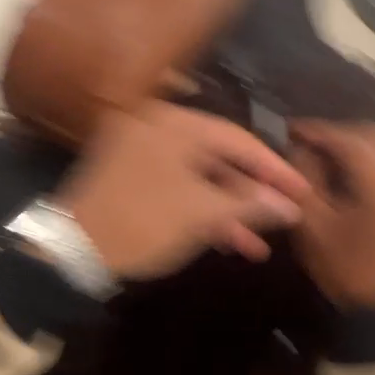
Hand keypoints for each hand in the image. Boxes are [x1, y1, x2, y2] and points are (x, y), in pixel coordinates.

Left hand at [58, 103, 310, 280]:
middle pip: (215, 158)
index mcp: (168, 124)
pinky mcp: (126, 182)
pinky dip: (198, 212)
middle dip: (250, 195)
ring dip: (227, 211)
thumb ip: (249, 203)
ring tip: (258, 246)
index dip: (272, 167)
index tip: (304, 191)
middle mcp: (151, 130)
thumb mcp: (200, 213)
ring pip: (196, 179)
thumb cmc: (140, 223)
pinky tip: (228, 242)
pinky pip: (173, 189)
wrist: (70, 251)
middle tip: (285, 220)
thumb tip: (290, 205)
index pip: (235, 137)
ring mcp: (136, 156)